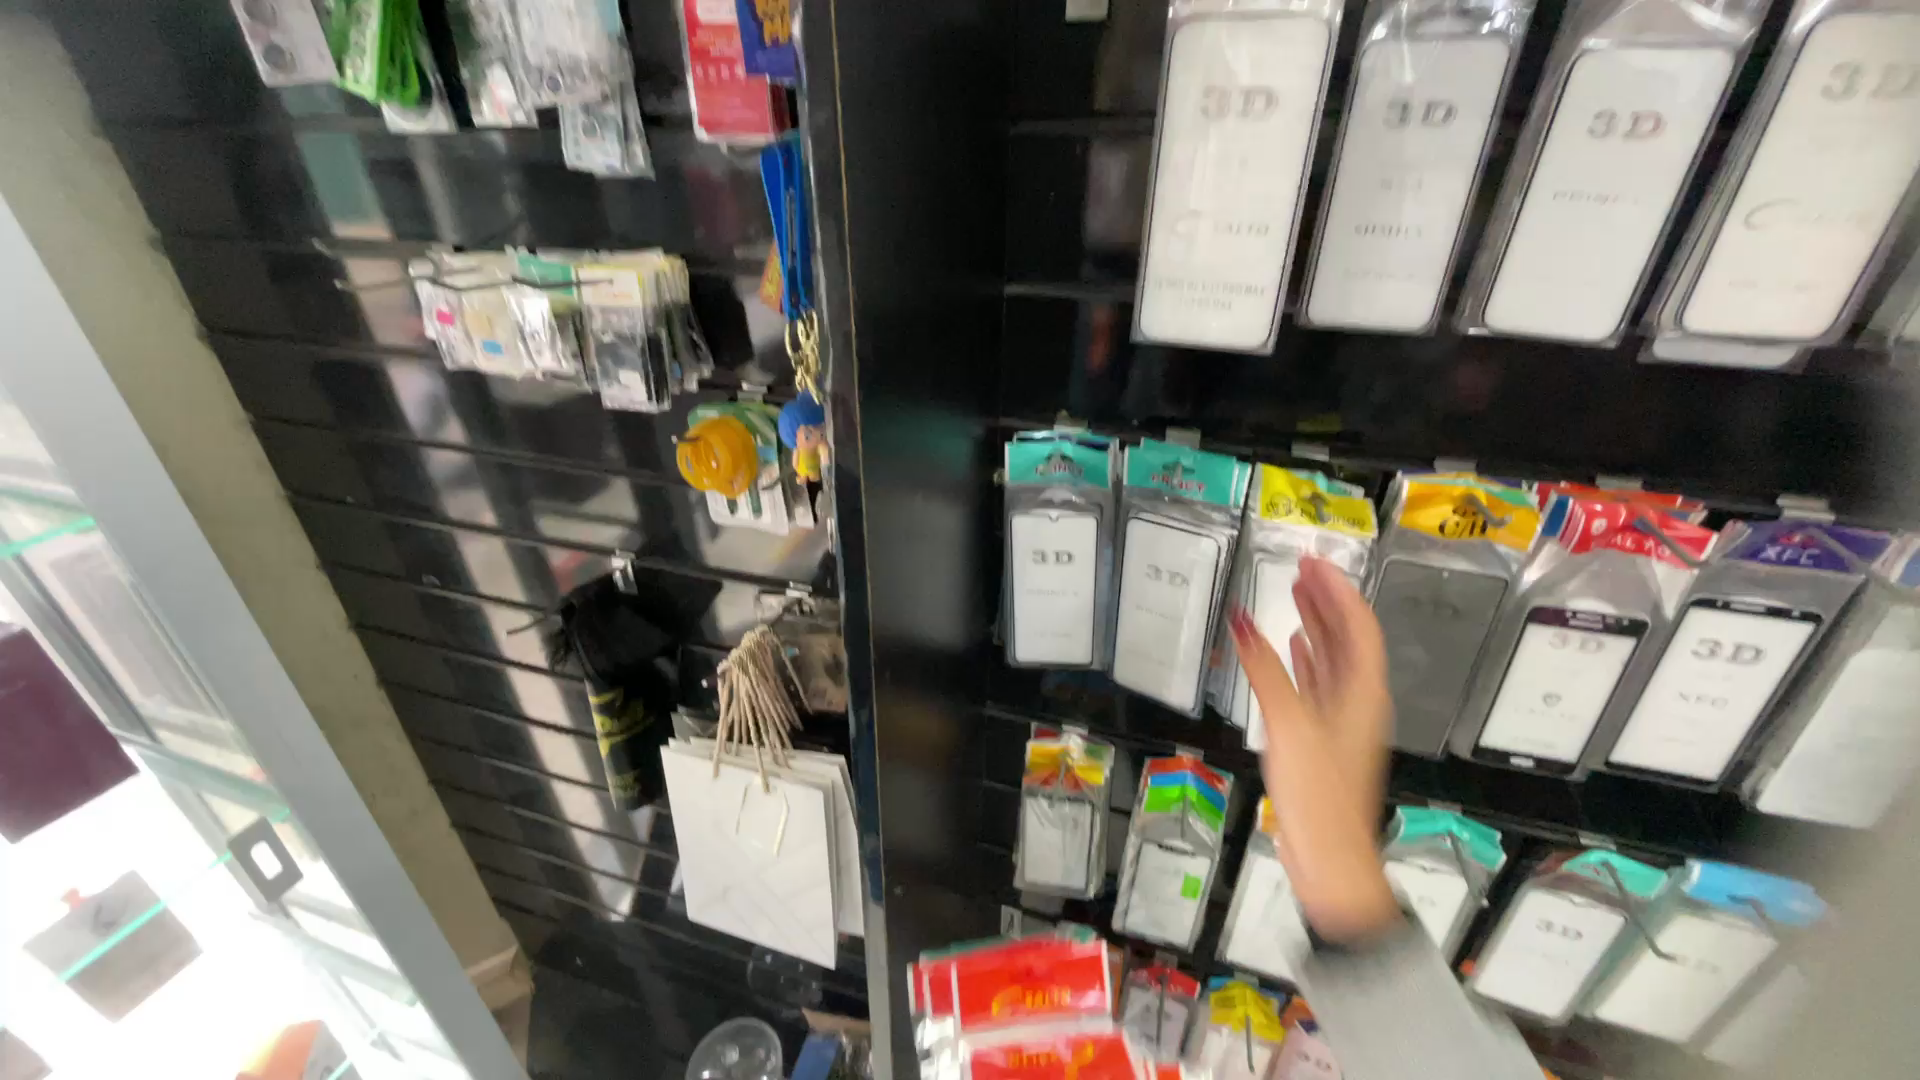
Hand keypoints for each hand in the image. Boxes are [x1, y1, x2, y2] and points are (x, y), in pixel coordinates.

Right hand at [1227, 556, 1400, 943]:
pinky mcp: (1323, 736)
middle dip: (1326, 602)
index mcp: (1361, 693)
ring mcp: (1341, 719)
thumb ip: (1264, 669)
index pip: (1358, 627)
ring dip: (1315, 626)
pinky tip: (1289, 648)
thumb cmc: (1317, 791)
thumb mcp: (1288, 724)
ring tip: (1294, 597)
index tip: (1314, 563)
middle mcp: (1358, 700)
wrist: (1330, 857)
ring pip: (1331, 659)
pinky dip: (1303, 660)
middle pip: (1347, 639)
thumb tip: (1240, 620)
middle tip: (1300, 572)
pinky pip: (1316, 684)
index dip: (1338, 592)